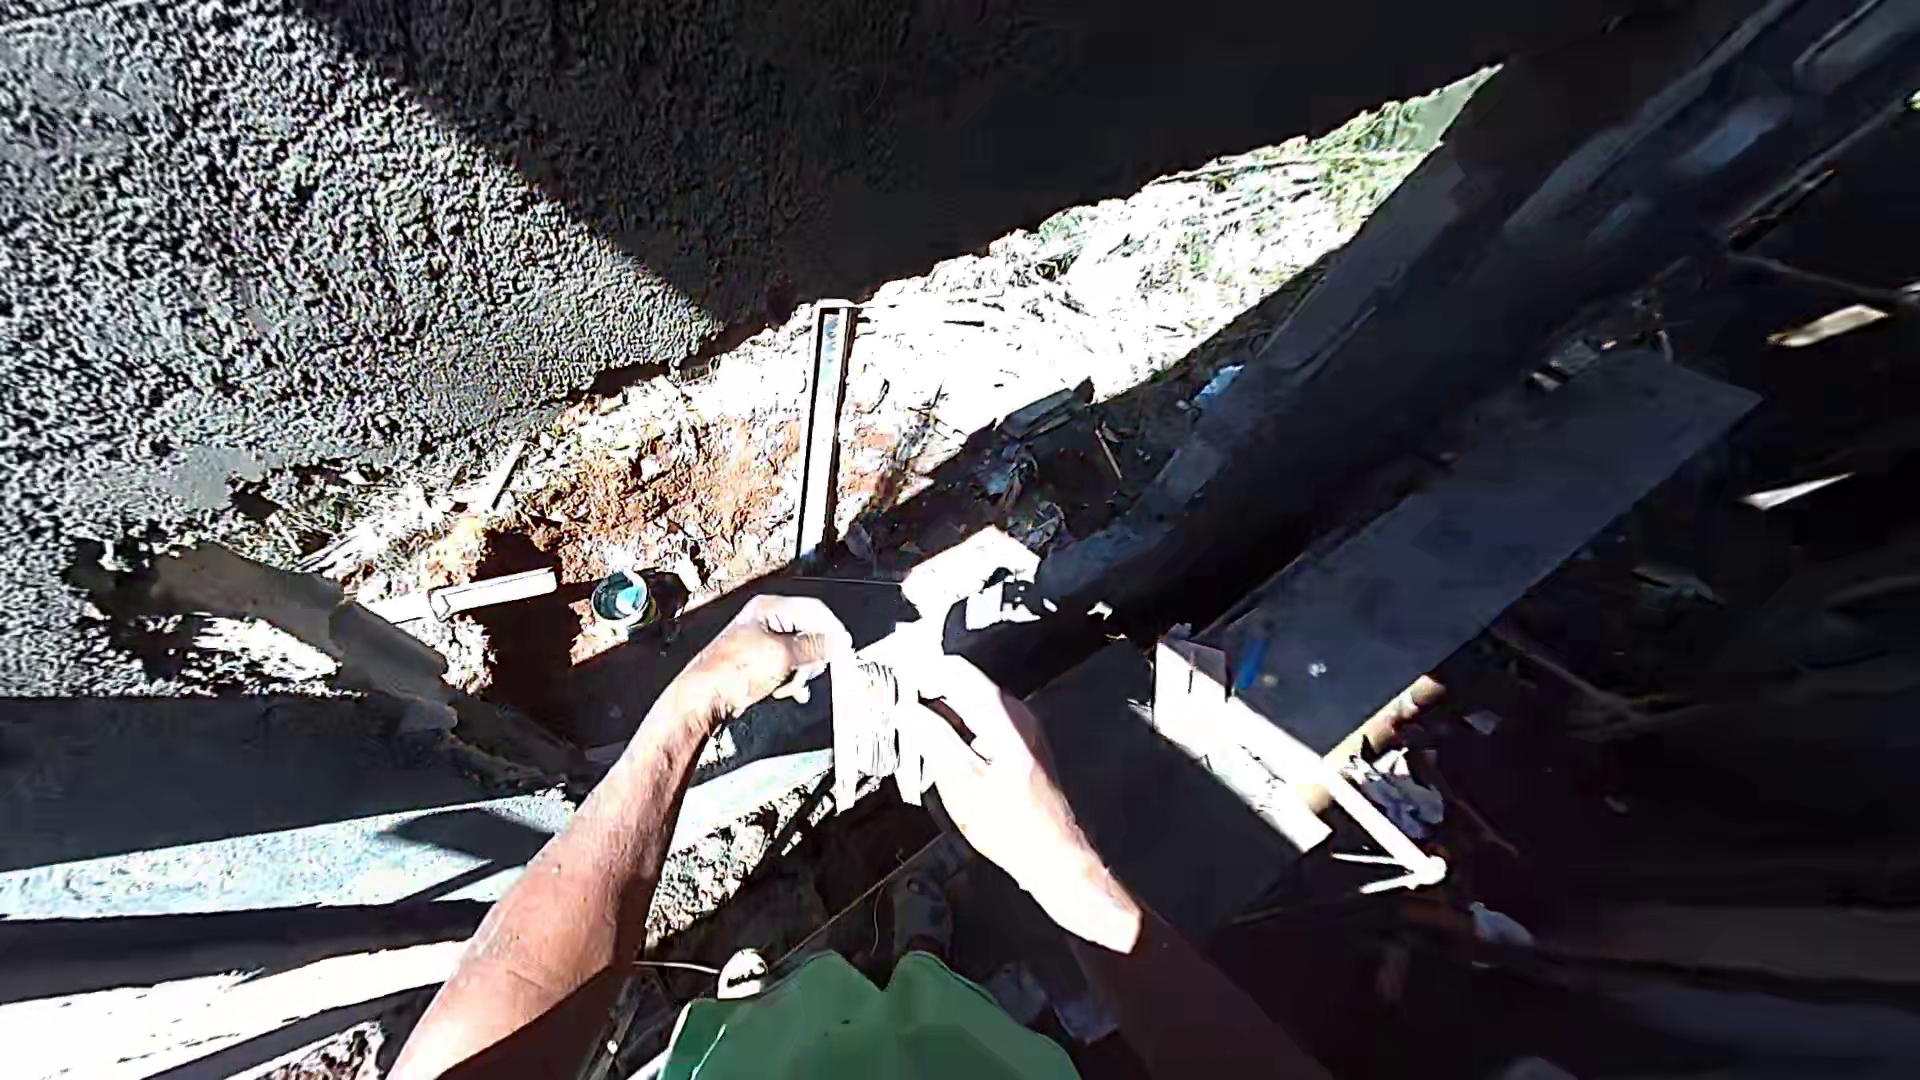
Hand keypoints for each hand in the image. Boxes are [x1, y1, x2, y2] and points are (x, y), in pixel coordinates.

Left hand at [684, 595, 851, 725]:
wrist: (704, 697)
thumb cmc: (732, 671)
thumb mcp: (785, 655)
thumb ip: (816, 646)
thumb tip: (838, 641)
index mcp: (769, 608)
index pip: (814, 609)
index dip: (832, 628)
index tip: (845, 647)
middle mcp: (765, 620)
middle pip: (808, 632)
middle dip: (813, 656)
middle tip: (814, 670)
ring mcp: (761, 641)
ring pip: (799, 652)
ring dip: (801, 671)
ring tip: (794, 685)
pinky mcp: (758, 661)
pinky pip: (787, 665)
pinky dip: (791, 678)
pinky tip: (789, 690)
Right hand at [900, 655, 1141, 951]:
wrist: (1054, 856)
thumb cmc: (1010, 825)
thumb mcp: (961, 781)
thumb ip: (934, 737)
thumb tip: (908, 709)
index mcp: (1003, 715)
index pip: (957, 673)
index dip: (924, 676)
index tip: (899, 686)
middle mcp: (1018, 714)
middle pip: (968, 682)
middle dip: (934, 687)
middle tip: (904, 705)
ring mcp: (1025, 728)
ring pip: (978, 700)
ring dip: (948, 705)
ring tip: (919, 723)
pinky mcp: (1025, 746)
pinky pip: (988, 718)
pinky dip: (964, 721)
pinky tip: (949, 744)